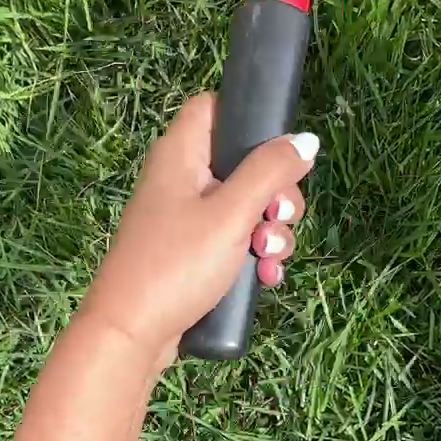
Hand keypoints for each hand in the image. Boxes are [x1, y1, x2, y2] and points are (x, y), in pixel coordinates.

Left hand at [75, 93, 316, 367]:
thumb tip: (306, 140)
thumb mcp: (231, 214)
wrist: (134, 332)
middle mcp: (182, 181)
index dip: (250, 122)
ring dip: (271, 233)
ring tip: (269, 259)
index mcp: (181, 154)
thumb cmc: (177, 264)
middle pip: (244, 166)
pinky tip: (265, 279)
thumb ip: (270, 173)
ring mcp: (187, 221)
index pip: (215, 108)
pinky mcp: (193, 256)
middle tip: (279, 218)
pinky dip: (255, 258)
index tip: (278, 153)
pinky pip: (236, 244)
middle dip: (275, 195)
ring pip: (247, 211)